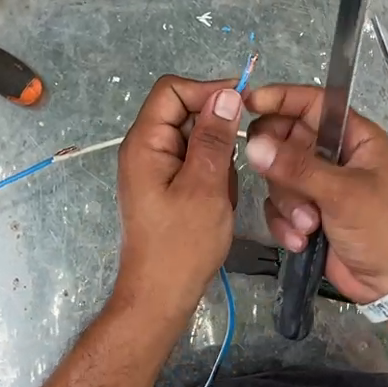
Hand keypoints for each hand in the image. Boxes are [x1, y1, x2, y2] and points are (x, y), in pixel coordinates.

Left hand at [114, 76, 245, 315]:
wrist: (160, 295)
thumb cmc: (182, 244)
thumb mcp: (205, 187)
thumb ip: (214, 138)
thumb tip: (227, 94)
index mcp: (145, 143)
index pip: (172, 91)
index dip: (207, 91)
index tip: (243, 106)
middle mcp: (144, 149)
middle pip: (183, 113)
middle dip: (215, 133)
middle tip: (235, 163)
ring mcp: (154, 169)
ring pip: (194, 141)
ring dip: (217, 160)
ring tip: (223, 193)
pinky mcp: (165, 186)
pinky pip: (193, 165)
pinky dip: (212, 178)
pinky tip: (219, 203)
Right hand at [242, 83, 387, 303]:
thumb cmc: (382, 229)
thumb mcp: (342, 194)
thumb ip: (297, 168)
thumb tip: (254, 145)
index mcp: (355, 137)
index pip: (313, 103)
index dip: (281, 99)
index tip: (247, 103)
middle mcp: (333, 154)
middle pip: (285, 139)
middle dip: (281, 167)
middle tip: (276, 179)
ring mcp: (317, 182)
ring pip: (277, 176)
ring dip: (288, 204)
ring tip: (309, 225)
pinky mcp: (304, 210)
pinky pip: (277, 204)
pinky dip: (284, 223)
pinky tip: (302, 240)